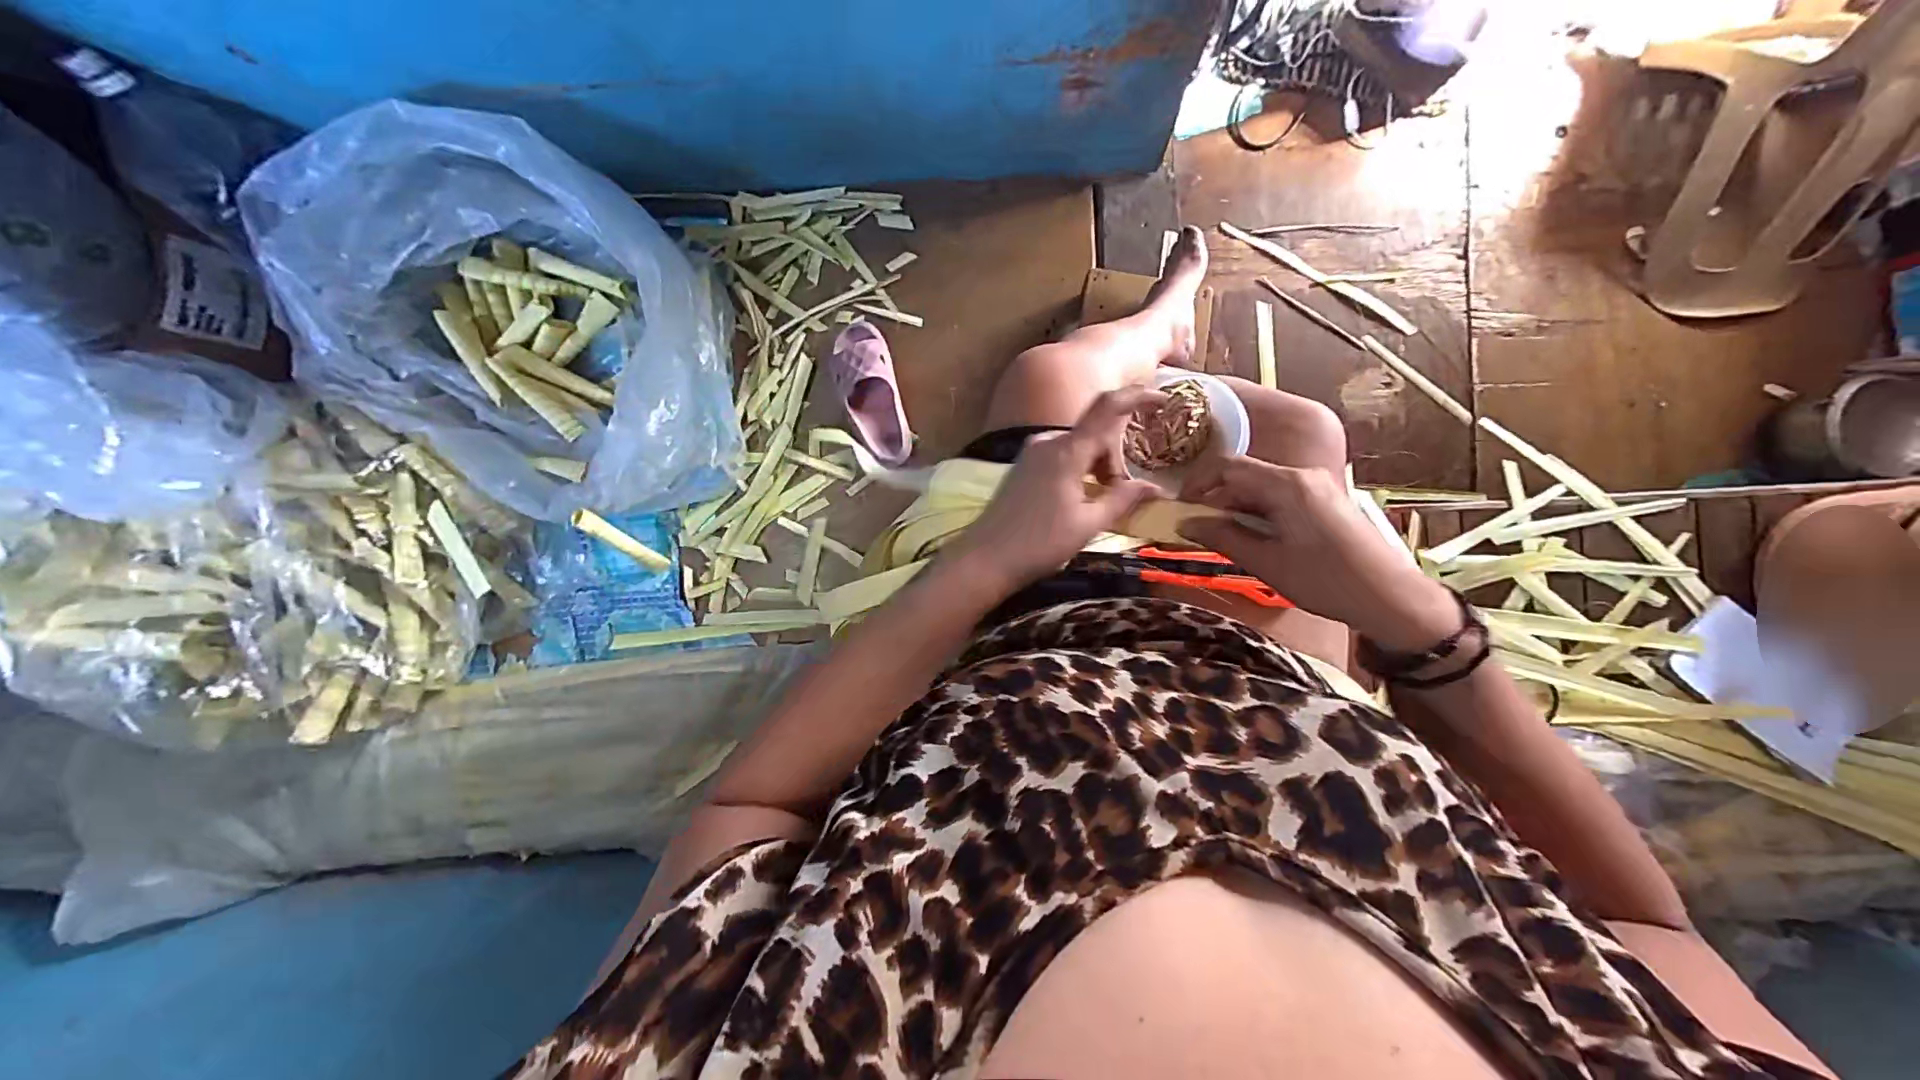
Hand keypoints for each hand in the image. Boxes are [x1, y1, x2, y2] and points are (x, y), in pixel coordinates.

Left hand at [944, 387, 1162, 592]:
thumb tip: (1157, 488)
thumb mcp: (1089, 524)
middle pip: (1095, 433)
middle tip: (1119, 497)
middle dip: (1115, 459)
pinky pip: (1061, 455)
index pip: (1107, 407)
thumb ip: (1123, 499)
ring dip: (1096, 467)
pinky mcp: (1023, 465)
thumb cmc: (1039, 544)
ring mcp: (1032, 451)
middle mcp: (1047, 440)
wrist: (984, 559)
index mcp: (1066, 450)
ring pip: (1079, 445)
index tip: (1163, 398)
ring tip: (1095, 505)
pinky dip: (1078, 469)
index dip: (1138, 397)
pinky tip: (1076, 500)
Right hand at [1177, 457, 1458, 649]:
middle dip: (1215, 497)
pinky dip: (1257, 511)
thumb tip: (1186, 524)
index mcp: (1287, 485)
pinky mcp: (1323, 500)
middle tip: (1195, 526)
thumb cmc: (1326, 581)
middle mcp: (1302, 476)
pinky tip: (1250, 536)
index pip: (1229, 466)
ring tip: (1220, 536)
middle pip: (1244, 474)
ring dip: (1235, 506)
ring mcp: (1316, 486)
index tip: (1179, 506)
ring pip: (1260, 486)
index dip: (1197, 482)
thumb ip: (1223, 537)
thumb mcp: (1266, 563)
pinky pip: (1278, 495)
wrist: (1390, 597)